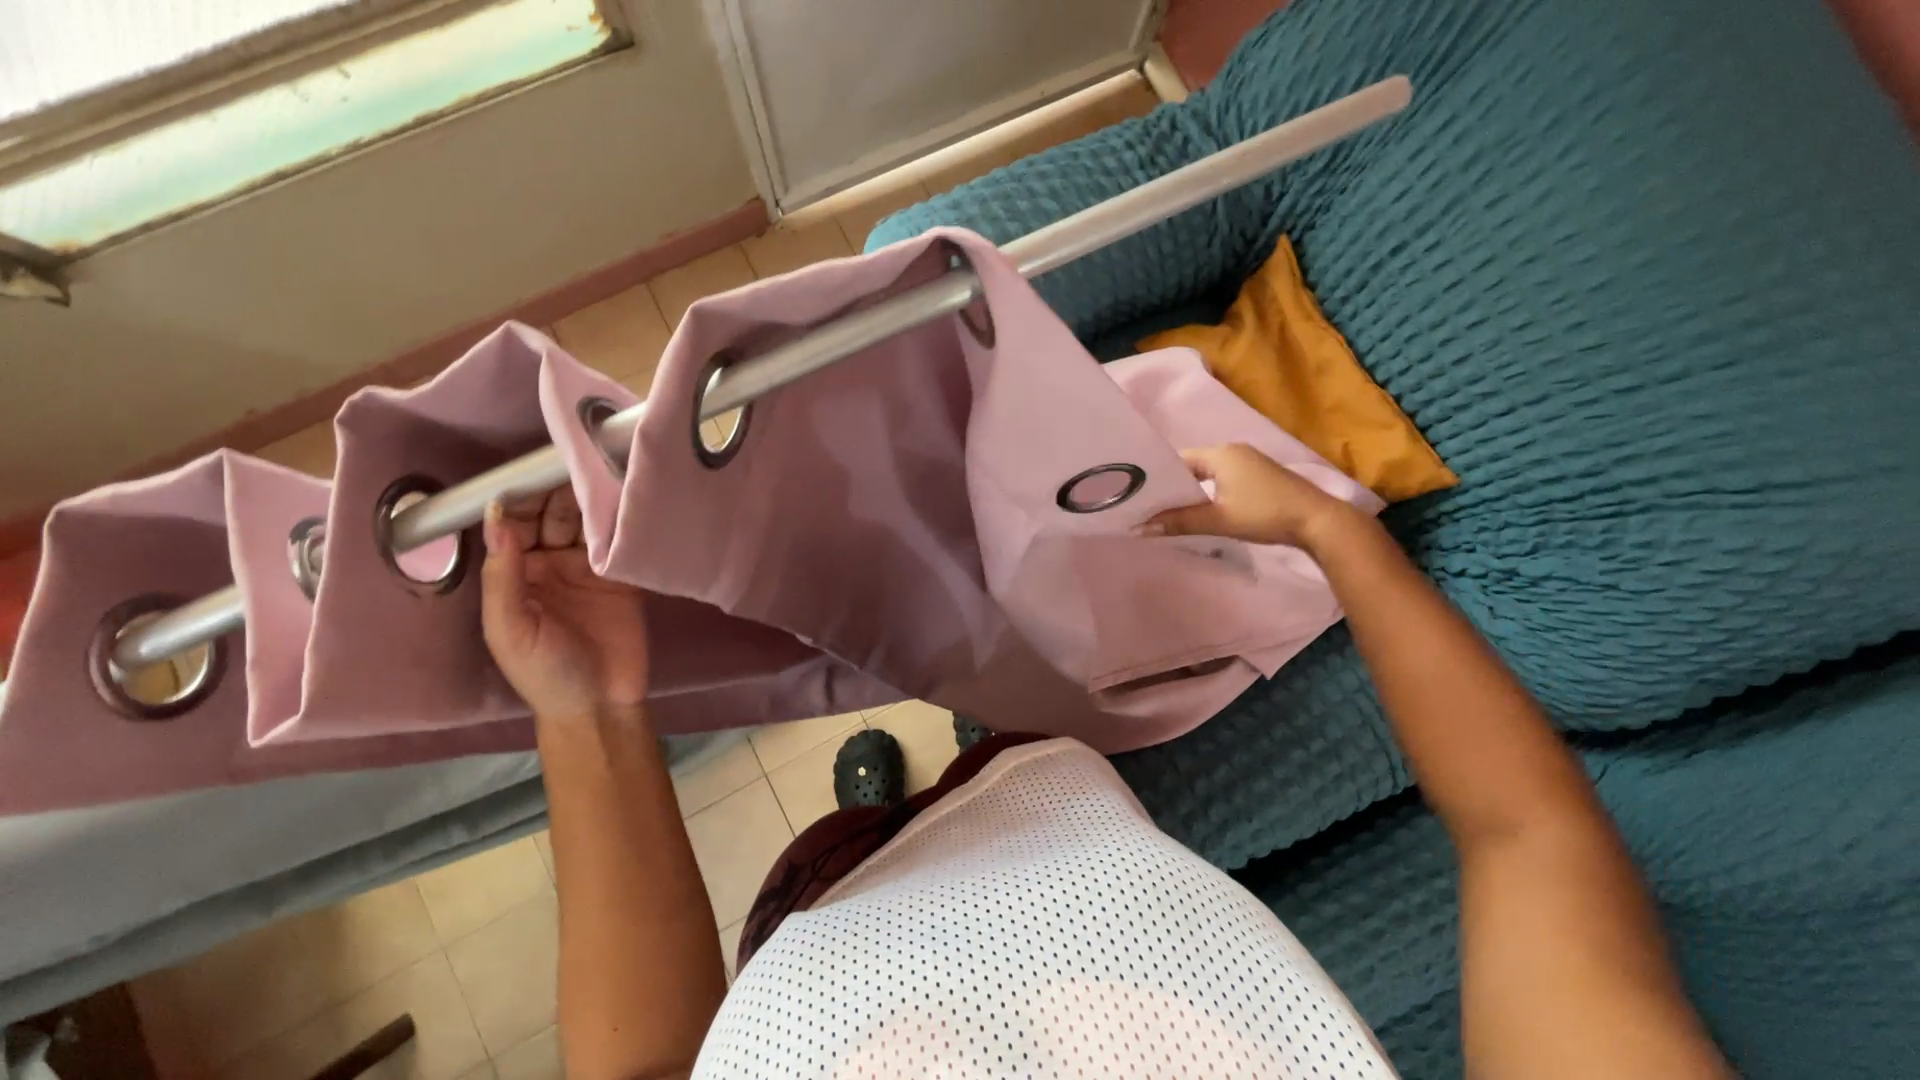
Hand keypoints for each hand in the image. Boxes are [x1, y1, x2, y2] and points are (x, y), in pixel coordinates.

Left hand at [480, 486, 648, 718]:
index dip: (519, 498)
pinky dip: (620, 520)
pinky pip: (618, 540)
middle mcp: (548, 563)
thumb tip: (497, 516)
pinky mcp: (622, 575)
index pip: (512, 524)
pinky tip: (626, 497)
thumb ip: (503, 576)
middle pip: (550, 515)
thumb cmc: (546, 673)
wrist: (601, 705)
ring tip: (602, 471)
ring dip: (589, 498)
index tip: (532, 469)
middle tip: (576, 462)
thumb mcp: (511, 629)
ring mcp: (587, 567)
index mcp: (514, 575)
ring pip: (585, 521)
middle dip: (557, 490)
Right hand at [1135, 443, 1365, 550]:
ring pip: (1209, 475)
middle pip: (1193, 466)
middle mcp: (1233, 451)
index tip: (1140, 497)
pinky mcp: (1260, 477)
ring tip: (1170, 513)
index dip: (1158, 478)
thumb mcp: (1218, 519)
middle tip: (1150, 507)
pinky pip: (1224, 480)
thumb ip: (1179, 522)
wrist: (1317, 521)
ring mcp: (1250, 463)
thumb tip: (1141, 528)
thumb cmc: (1265, 514)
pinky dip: (1210, 493)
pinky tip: (1203, 511)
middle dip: (1173, 487)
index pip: (1178, 460)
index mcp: (1221, 454)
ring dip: (1192, 492)